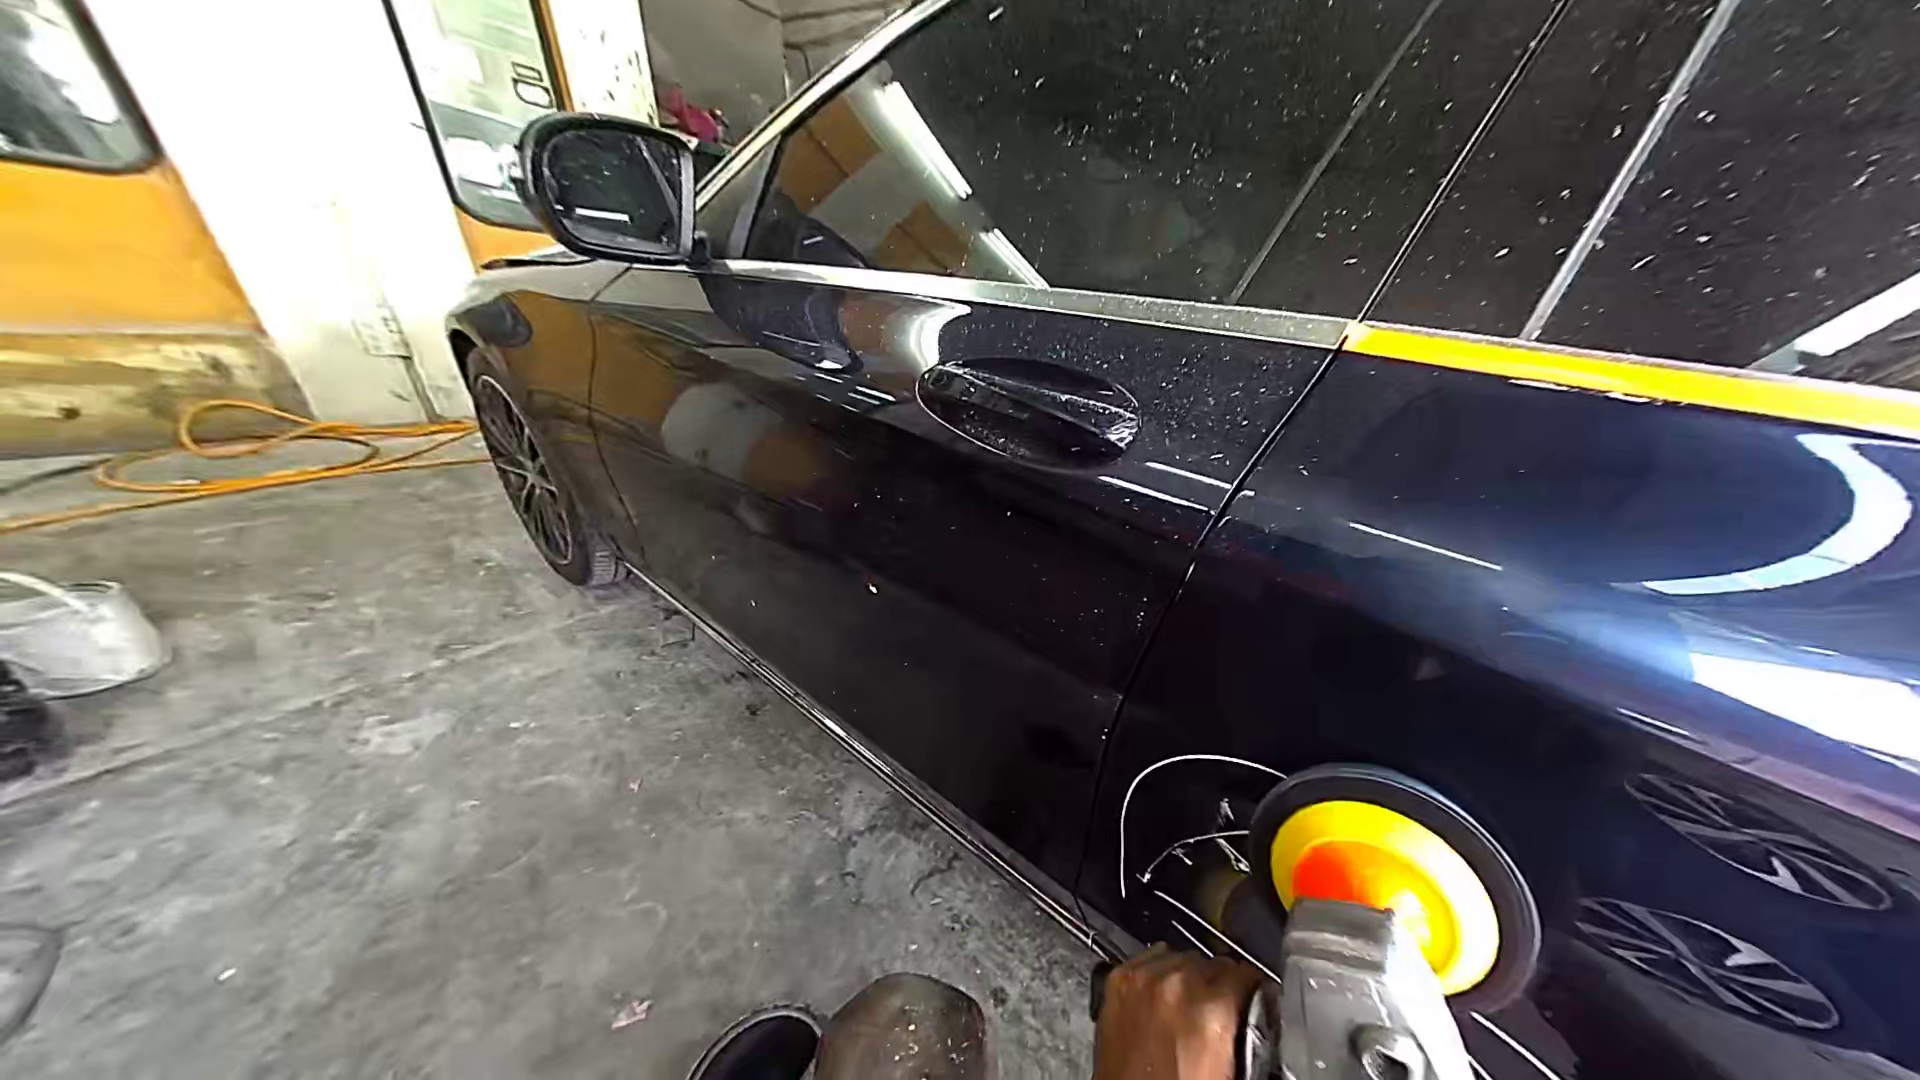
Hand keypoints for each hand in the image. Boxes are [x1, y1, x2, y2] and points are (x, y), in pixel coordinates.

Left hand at [1091, 945, 1264, 1079]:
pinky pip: (1151, 957)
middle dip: (1220, 982)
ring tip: (1191, 1001)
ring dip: (1189, 975)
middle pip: (1211, 963)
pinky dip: (1160, 970)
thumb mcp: (1228, 1071)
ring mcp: (1144, 977)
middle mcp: (1177, 985)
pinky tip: (1164, 992)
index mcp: (1211, 1013)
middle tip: (1222, 1005)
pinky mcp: (1120, 977)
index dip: (1252, 986)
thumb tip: (1256, 1017)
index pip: (1243, 974)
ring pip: (1181, 956)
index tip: (1254, 993)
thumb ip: (1245, 1035)